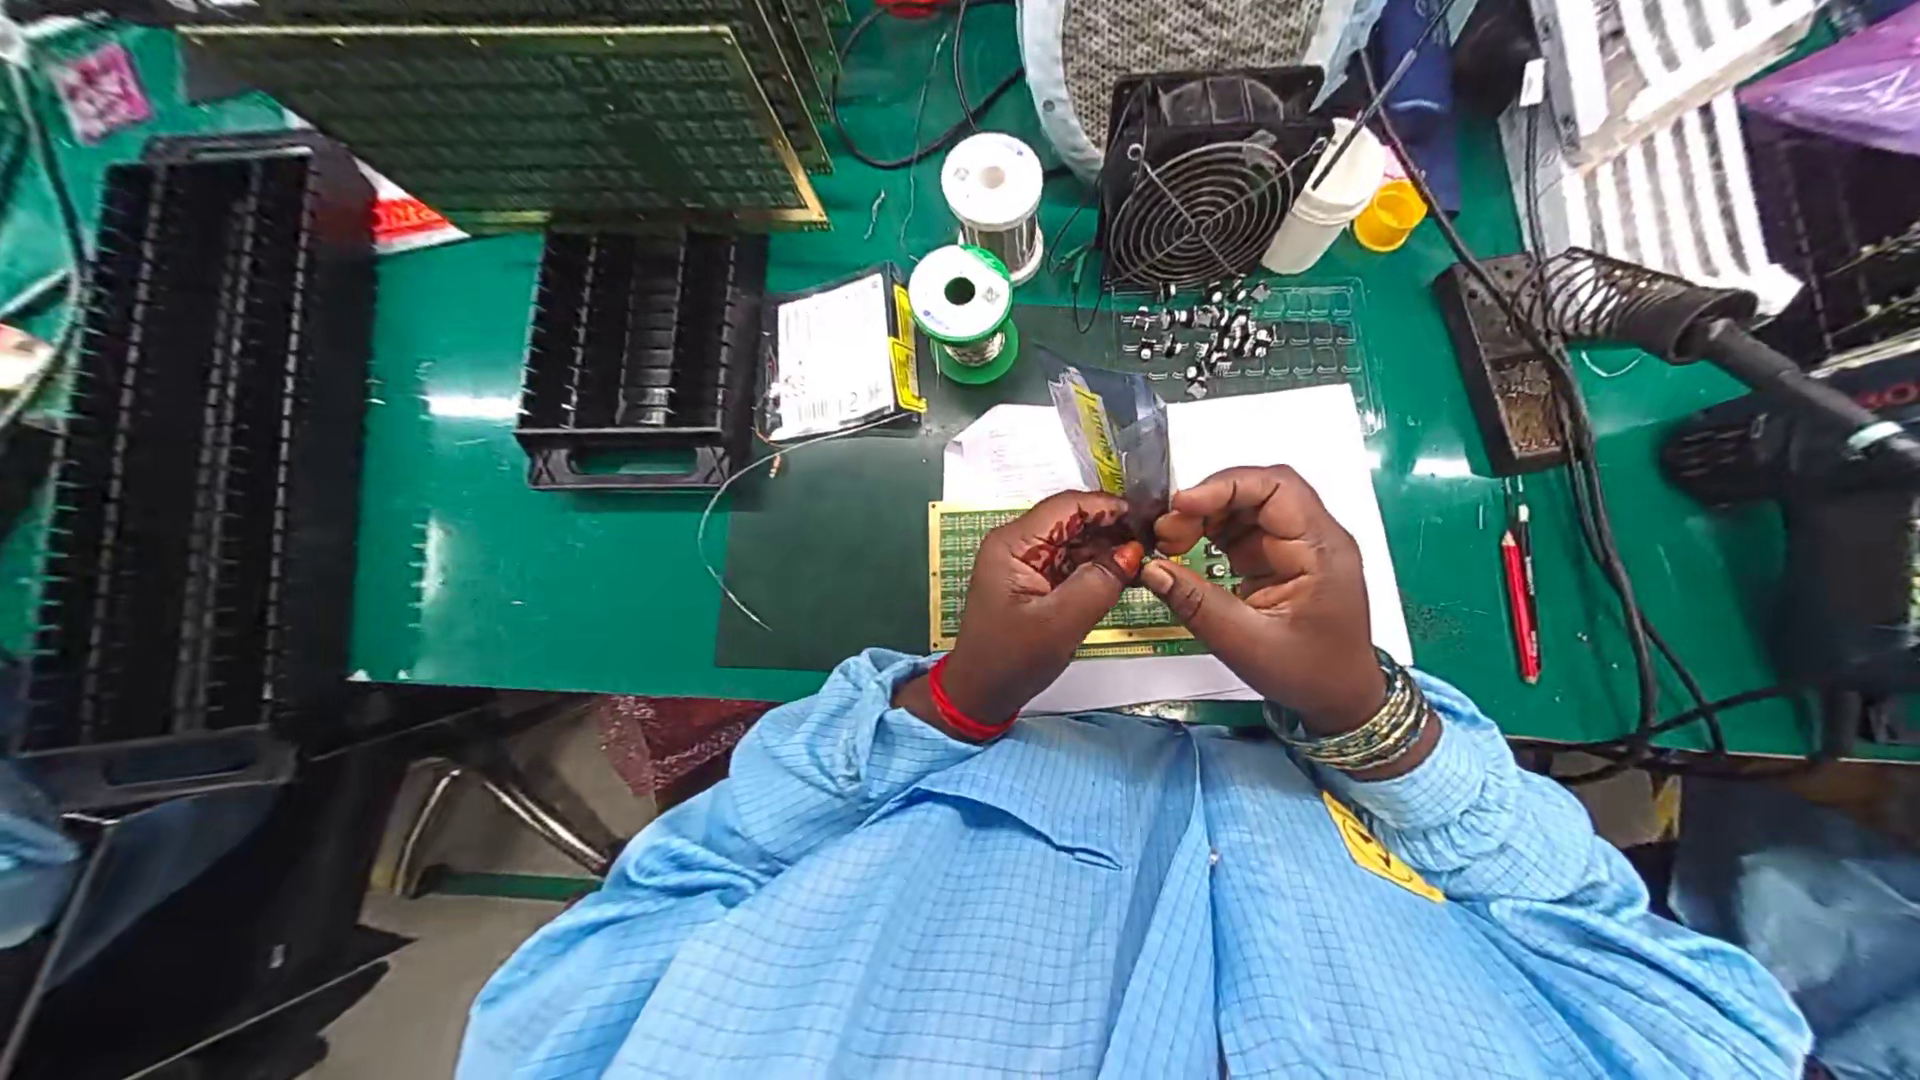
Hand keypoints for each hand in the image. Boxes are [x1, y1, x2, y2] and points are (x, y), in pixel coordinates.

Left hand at [896, 491, 1144, 735]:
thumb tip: (1133, 551)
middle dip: (1111, 527)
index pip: (1065, 505)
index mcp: (1012, 544)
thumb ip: (1098, 583)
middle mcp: (1017, 545)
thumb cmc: (1008, 660)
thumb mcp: (1060, 623)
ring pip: (1075, 540)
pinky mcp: (1036, 580)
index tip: (1144, 519)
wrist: (981, 693)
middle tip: (1151, 541)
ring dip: (1107, 547)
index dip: (1106, 507)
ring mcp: (1026, 562)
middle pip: (1071, 519)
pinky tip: (1123, 574)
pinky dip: (1097, 566)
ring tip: (1143, 558)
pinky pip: (1071, 562)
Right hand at [1143, 465, 1385, 731]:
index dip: (1224, 487)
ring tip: (1169, 542)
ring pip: (1242, 507)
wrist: (1338, 699)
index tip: (1181, 506)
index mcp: (1319, 550)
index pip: (1275, 487)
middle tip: (1166, 532)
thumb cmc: (1310, 673)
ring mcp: (1292, 545)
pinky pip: (1237, 529)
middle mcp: (1310, 537)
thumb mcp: (1245, 643)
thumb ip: (1196, 602)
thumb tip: (1152, 568)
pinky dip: (1205, 533)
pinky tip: (1183, 549)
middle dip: (1205, 503)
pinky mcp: (1274, 556)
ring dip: (1201, 517)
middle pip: (1255, 491)